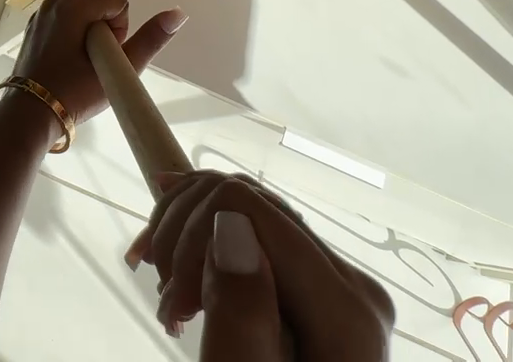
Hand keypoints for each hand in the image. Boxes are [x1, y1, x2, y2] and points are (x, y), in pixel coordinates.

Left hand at [13, 0, 184, 124]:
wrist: (31, 109)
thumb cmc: (76, 91)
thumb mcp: (120, 68)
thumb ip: (150, 40)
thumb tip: (178, 13)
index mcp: (74, 5)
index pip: (117, 0)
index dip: (120, 27)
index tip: (108, 52)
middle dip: (106, 17)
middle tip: (99, 51)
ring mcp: (42, 9)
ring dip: (90, 17)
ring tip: (85, 51)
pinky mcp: (35, 20)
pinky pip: (63, 7)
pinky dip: (73, 20)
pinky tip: (69, 49)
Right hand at [125, 171, 393, 360]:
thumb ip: (242, 311)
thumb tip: (231, 224)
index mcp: (342, 305)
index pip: (244, 204)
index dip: (190, 232)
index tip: (171, 296)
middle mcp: (350, 282)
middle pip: (244, 202)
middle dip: (183, 236)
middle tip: (162, 297)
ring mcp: (337, 282)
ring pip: (242, 210)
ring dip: (185, 239)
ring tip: (166, 294)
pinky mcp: (318, 286)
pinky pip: (252, 232)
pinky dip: (202, 244)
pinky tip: (174, 272)